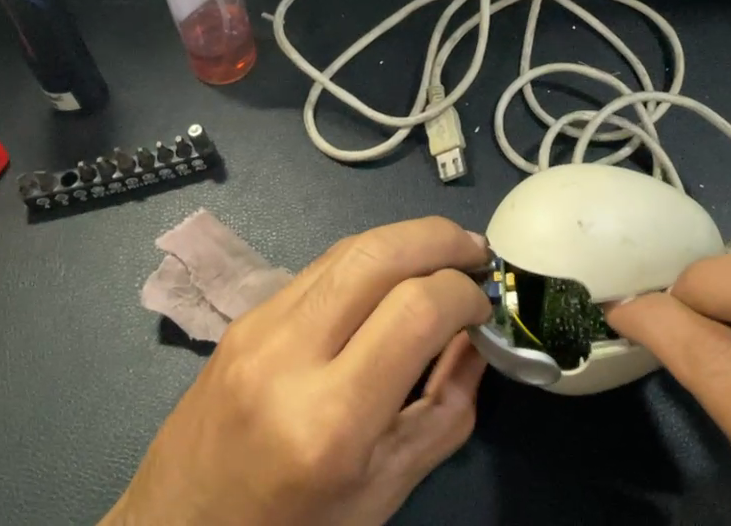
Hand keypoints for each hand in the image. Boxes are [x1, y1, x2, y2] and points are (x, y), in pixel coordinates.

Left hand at [104, 217, 491, 525]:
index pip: (415, 311)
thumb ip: (444, 413)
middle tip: (478, 251)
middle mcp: (289, 356)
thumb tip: (475, 340)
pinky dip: (370, 257)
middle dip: (440, 239)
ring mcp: (258, 327)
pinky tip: (393, 274)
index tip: (484, 308)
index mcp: (330, 420)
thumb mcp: (382, 492)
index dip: (464, 294)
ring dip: (407, 238)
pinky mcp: (246, 315)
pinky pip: (320, 267)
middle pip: (378, 255)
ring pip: (348, 248)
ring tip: (446, 251)